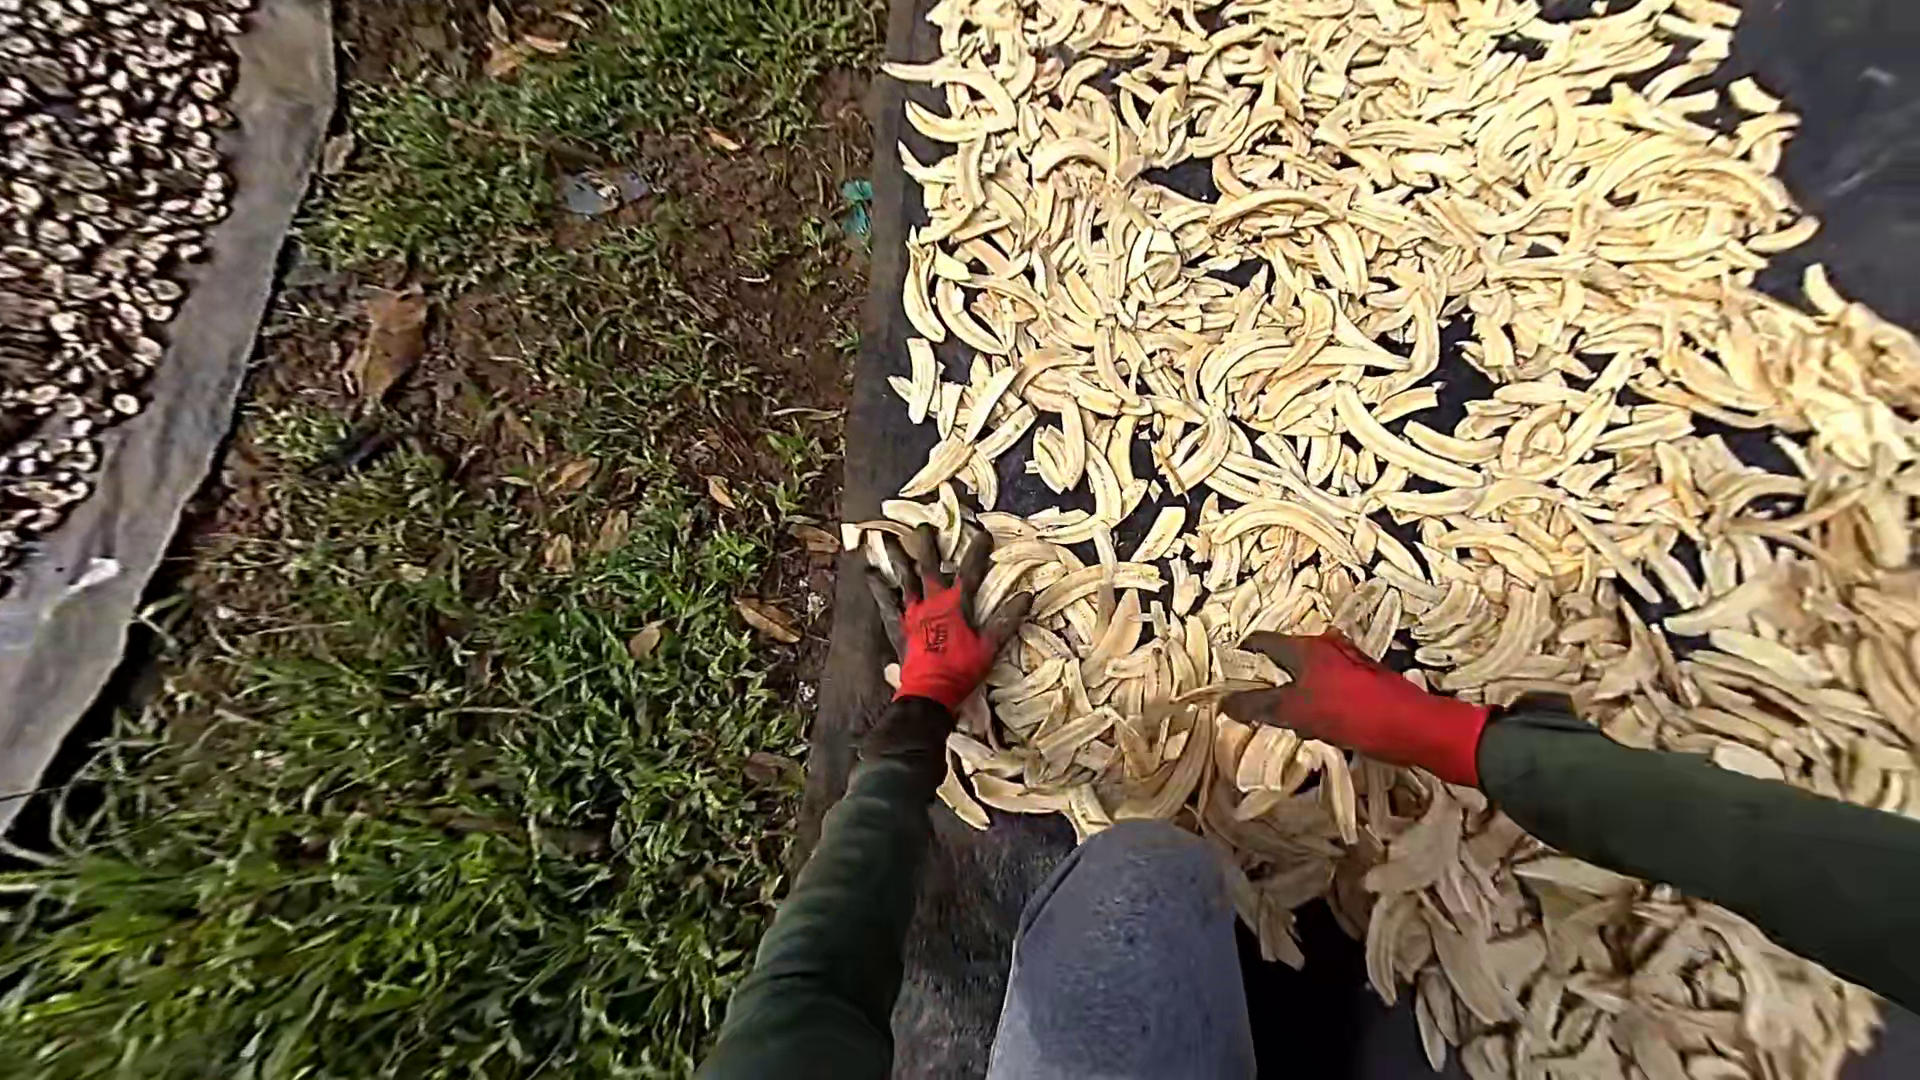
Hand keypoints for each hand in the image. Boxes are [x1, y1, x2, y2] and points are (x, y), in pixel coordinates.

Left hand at [867, 524, 1031, 710]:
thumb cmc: (961, 670)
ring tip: (889, 540)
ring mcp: (912, 613)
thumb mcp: (989, 647)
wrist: (929, 693)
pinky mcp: (898, 626)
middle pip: (929, 567)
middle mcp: (932, 602)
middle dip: (928, 546)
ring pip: (903, 579)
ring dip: (898, 559)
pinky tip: (869, 574)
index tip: (983, 533)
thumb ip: (1006, 620)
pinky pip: (885, 602)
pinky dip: (878, 587)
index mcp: (956, 605)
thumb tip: (1027, 596)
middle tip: (924, 527)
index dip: (978, 551)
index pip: (970, 571)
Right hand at [1220, 632, 1491, 787]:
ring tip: (1284, 719)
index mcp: (1303, 647)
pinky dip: (1313, 699)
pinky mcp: (1363, 680)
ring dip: (1290, 693)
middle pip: (1280, 658)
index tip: (1229, 681)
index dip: (1239, 660)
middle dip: (1265, 680)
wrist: (1421, 729)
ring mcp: (1346, 661)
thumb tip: (1223, 704)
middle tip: (1253, 705)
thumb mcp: (1296, 712)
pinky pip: (1325, 685)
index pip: (1258, 642)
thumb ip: (1257, 706)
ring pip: (1303, 673)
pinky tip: (1317, 724)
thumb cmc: (1353, 713)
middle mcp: (1323, 646)